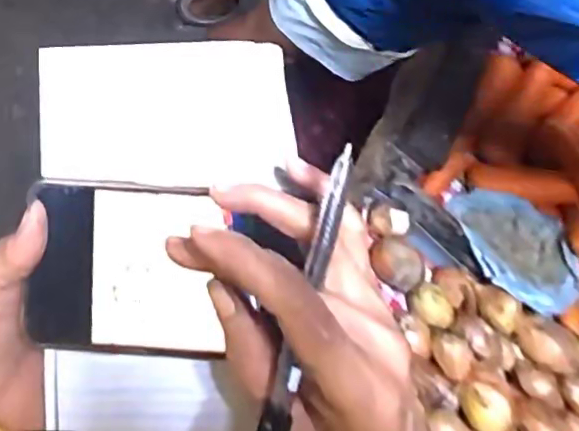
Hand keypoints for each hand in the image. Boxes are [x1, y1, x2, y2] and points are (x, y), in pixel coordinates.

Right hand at [167, 160, 419, 430]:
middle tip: (206, 209)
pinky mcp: (378, 298)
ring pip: (333, 229)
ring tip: (232, 189)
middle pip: (315, 247)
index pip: (292, 294)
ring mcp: (384, 310)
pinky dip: (322, 199)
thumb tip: (218, 280)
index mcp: (355, 375)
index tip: (195, 237)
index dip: (240, 256)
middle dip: (255, 215)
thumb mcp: (278, 417)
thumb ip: (247, 348)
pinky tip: (297, 173)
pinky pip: (352, 237)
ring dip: (278, 200)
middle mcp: (377, 331)